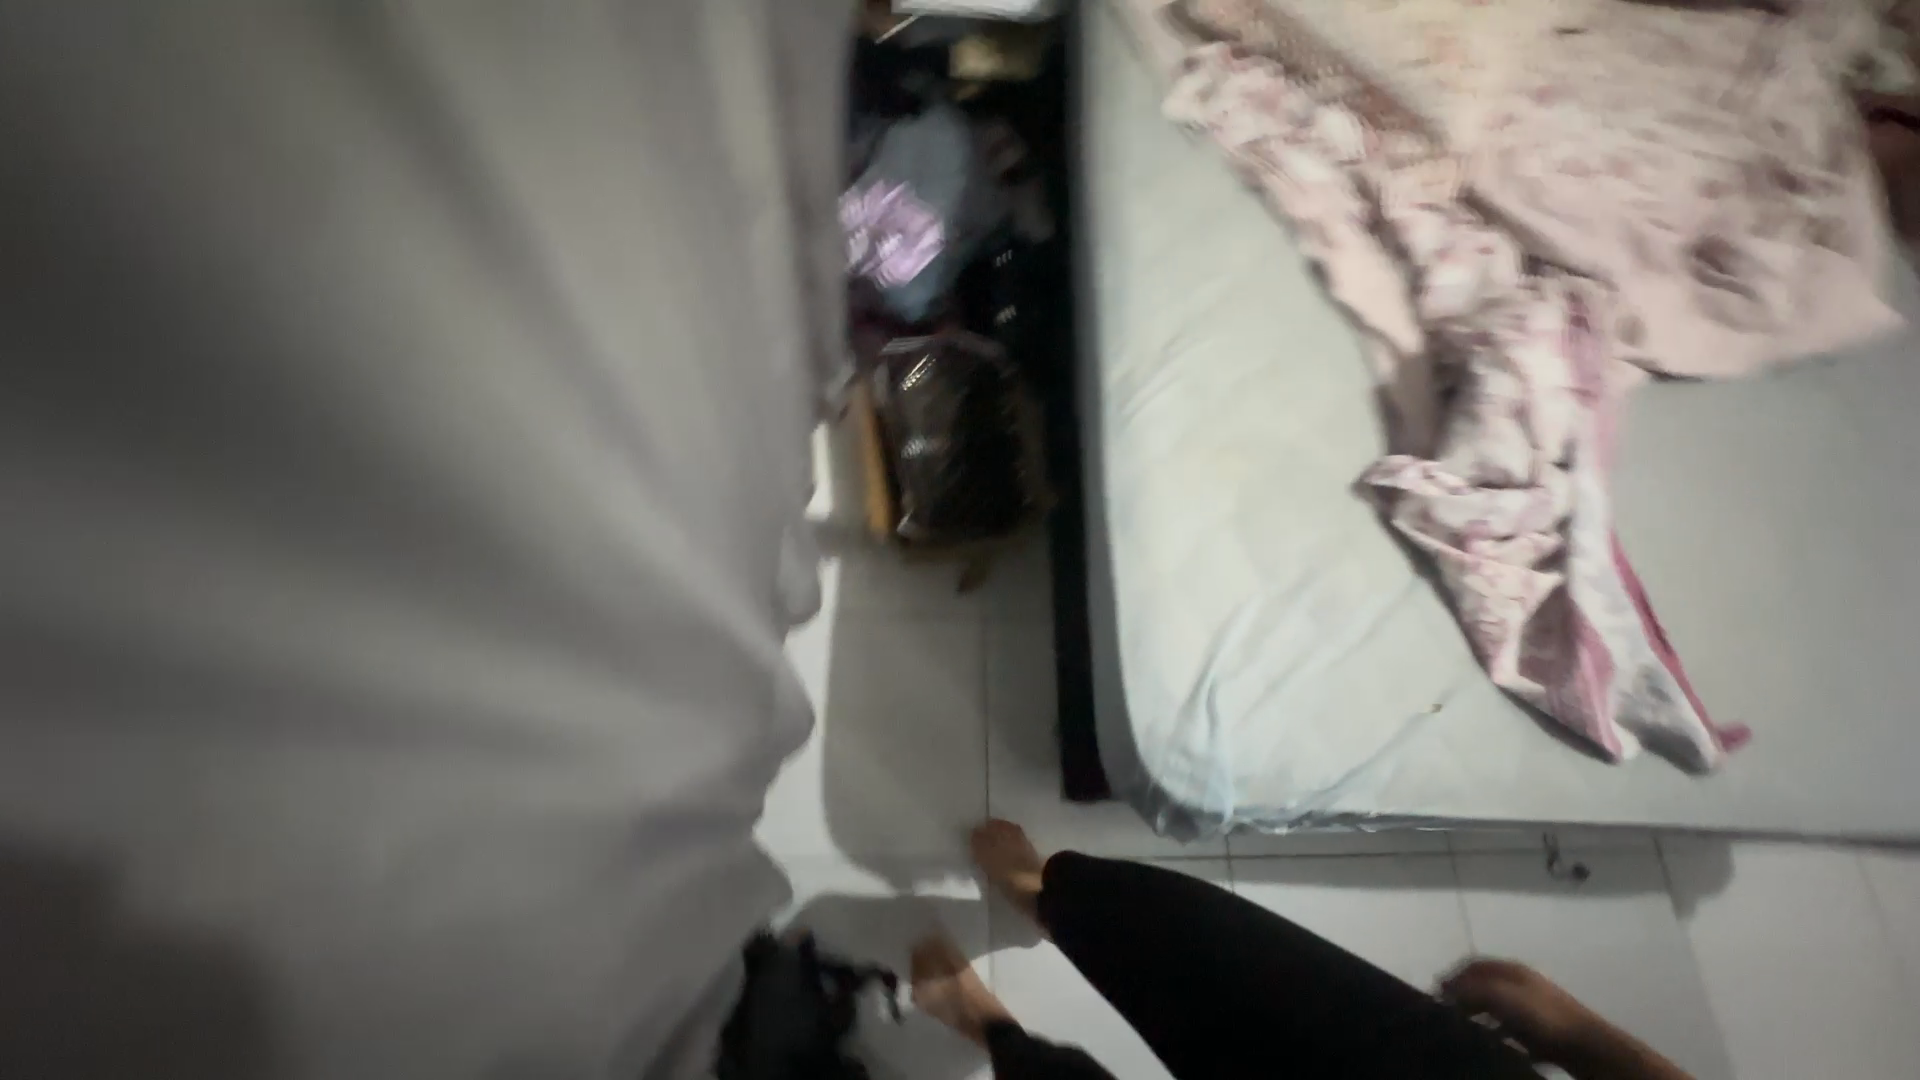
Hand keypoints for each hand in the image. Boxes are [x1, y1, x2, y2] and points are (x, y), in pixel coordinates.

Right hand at [1441, 958, 1602, 1061]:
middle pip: (1484, 986)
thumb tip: (1442, 986)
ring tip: (1468, 1031)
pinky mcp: (1544, 1032)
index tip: (1437, 992)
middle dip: (1465, 997)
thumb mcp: (1499, 995)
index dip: (1453, 975)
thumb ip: (1469, 988)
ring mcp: (1534, 1007)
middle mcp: (1521, 983)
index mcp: (1511, 969)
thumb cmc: (1542, 1015)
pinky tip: (1496, 1045)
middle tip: (1449, 1014)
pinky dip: (1500, 1035)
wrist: (1592, 1048)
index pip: (1472, 964)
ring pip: (1498, 1009)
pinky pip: (1513, 1030)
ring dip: (1481, 1017)